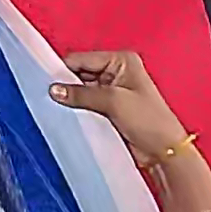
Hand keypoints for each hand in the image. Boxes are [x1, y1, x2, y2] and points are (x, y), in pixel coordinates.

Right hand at [50, 50, 188, 161]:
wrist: (165, 152)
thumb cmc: (147, 120)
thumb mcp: (113, 101)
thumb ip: (81, 94)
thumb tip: (53, 89)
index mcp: (120, 60)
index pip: (83, 59)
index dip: (65, 69)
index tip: (45, 81)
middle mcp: (115, 71)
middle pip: (80, 73)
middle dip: (67, 84)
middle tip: (48, 96)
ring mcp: (111, 91)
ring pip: (81, 89)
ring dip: (71, 98)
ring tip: (55, 106)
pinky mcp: (108, 108)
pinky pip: (86, 103)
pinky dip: (77, 108)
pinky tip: (65, 114)